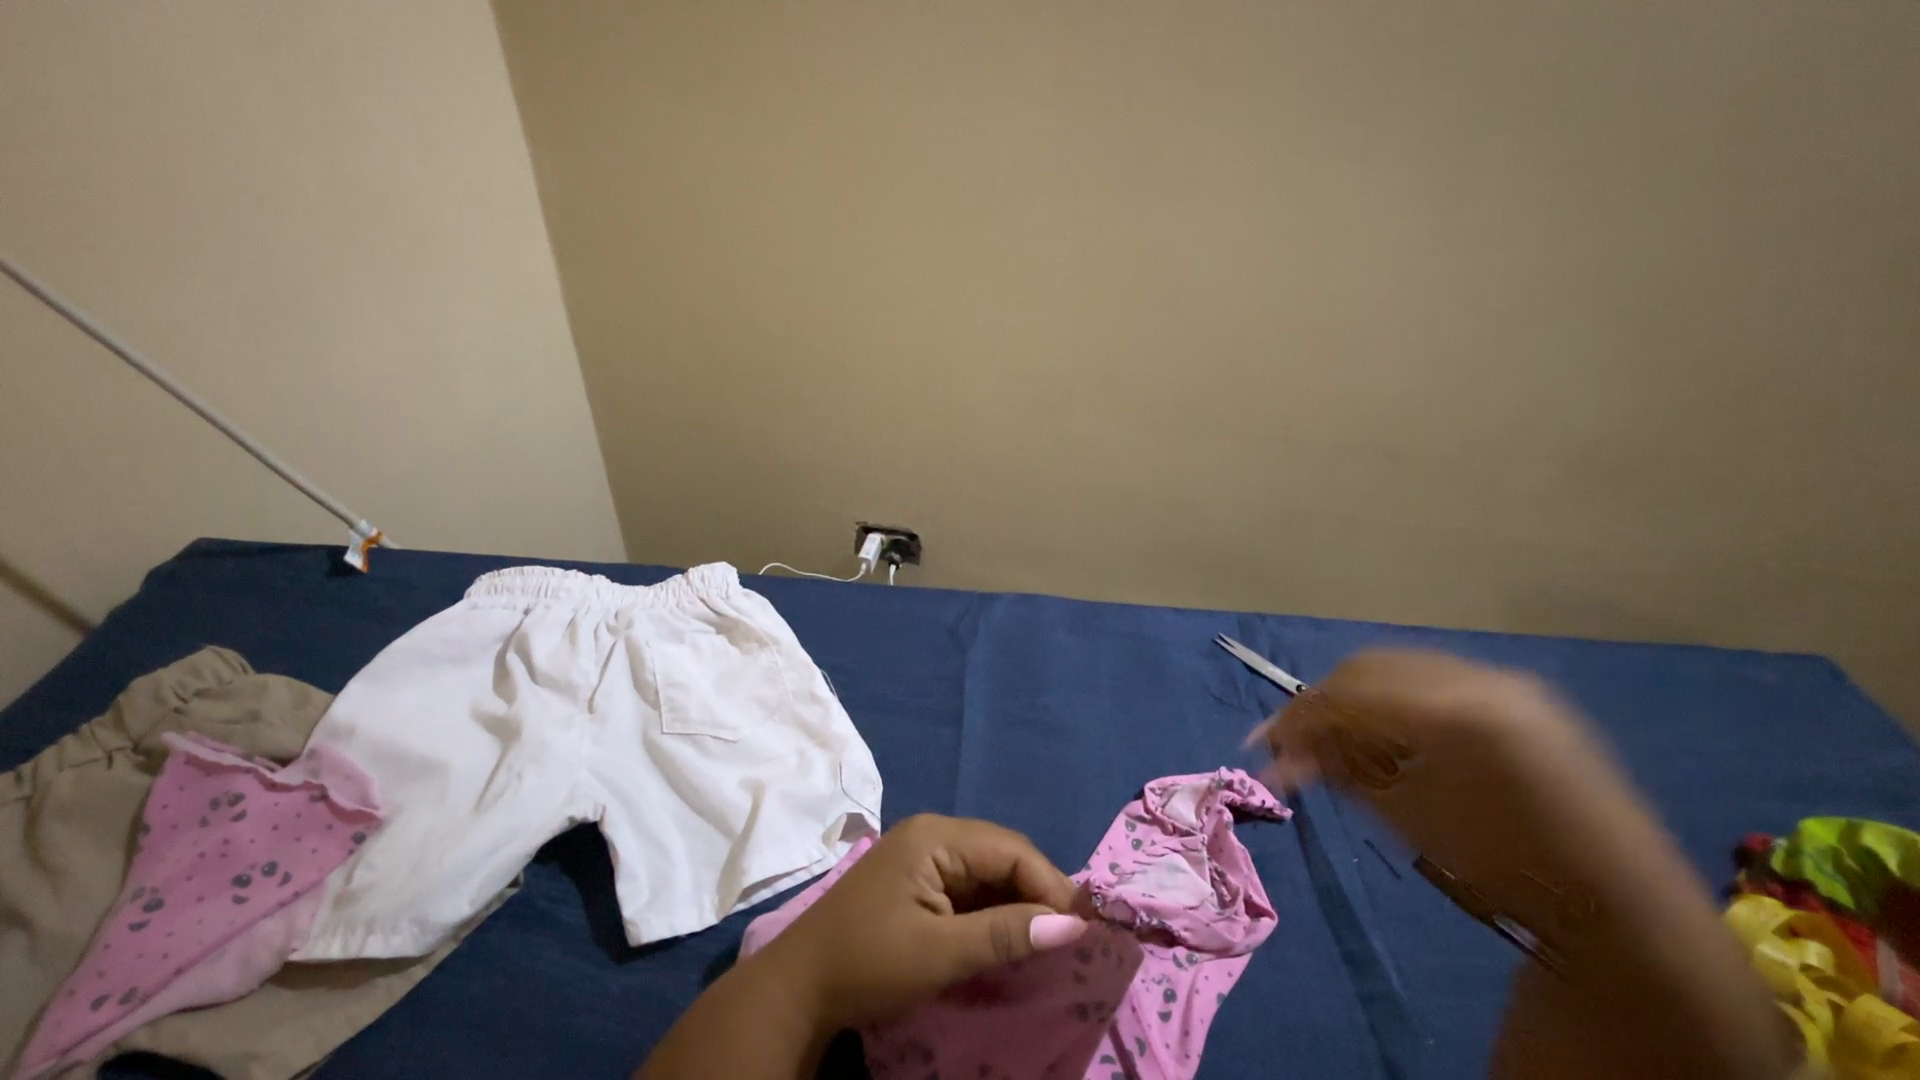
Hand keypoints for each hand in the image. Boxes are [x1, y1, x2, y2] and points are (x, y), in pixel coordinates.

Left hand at [754, 814, 1087, 1030]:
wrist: (797, 990)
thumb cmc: (868, 964)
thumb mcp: (940, 953)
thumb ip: (1006, 935)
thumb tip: (1074, 926)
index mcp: (935, 837)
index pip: (1012, 849)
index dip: (1051, 886)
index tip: (1082, 930)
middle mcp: (932, 835)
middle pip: (1003, 855)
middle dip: (1038, 893)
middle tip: (1068, 938)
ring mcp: (922, 856)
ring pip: (989, 872)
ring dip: (1018, 904)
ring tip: (1046, 942)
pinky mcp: (917, 881)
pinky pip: (970, 887)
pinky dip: (993, 911)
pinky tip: (1008, 938)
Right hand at [1249, 650, 1790, 1078]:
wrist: (1614, 898)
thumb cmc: (1503, 867)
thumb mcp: (1408, 819)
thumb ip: (1343, 771)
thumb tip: (1284, 752)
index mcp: (1450, 713)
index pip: (1347, 693)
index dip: (1297, 716)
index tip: (1264, 744)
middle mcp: (1478, 679)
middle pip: (1369, 667)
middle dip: (1323, 700)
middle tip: (1294, 739)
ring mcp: (1504, 682)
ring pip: (1402, 667)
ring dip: (1359, 696)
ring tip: (1337, 737)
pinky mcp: (1521, 694)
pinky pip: (1437, 678)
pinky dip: (1399, 698)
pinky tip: (1388, 732)